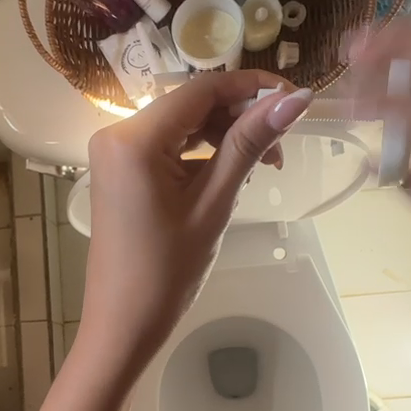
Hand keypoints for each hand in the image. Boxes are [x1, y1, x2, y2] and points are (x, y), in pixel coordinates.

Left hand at [78, 71, 314, 367]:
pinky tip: (227, 178)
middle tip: (279, 152)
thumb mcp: (213, 204)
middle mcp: (117, 134)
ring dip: (222, 138)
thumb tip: (295, 98)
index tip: (294, 103)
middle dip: (238, 118)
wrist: (122, 324)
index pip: (201, 89)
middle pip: (190, 104)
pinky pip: (166, 148)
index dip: (250, 87)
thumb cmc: (168, 271)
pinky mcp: (119, 173)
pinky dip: (199, 156)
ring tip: (260, 170)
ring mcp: (115, 155)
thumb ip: (249, 145)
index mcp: (134, 138)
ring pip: (181, 126)